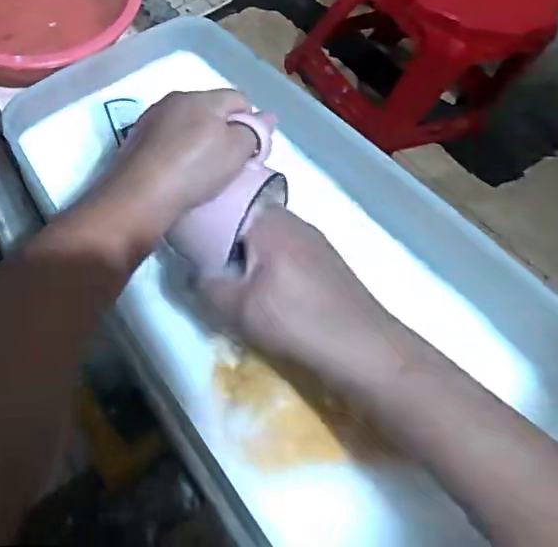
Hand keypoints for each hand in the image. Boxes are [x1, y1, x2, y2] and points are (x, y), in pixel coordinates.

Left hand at [52, 89, 258, 266]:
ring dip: (198, 141)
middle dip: (224, 131)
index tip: (249, 152)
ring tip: (201, 172)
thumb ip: (254, 132)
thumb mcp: (236, 151)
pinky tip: (177, 174)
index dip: (250, 123)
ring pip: (187, 123)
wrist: (137, 196)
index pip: (239, 98)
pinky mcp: (135, 139)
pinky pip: (167, 139)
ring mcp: (151, 118)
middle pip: (211, 109)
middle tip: (228, 163)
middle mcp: (174, 99)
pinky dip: (177, 151)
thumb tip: (265, 117)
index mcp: (201, 96)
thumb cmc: (194, 169)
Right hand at [199, 206, 422, 398]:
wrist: (367, 352)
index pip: (225, 206)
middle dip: (228, 245)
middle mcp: (294, 220)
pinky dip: (273, 271)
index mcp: (270, 219)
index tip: (190, 246)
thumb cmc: (297, 321)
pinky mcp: (329, 264)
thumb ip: (208, 285)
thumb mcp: (239, 308)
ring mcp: (315, 241)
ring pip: (268, 242)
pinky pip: (288, 257)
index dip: (204, 224)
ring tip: (237, 288)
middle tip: (210, 272)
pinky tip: (271, 299)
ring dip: (251, 261)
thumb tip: (194, 272)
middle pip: (247, 224)